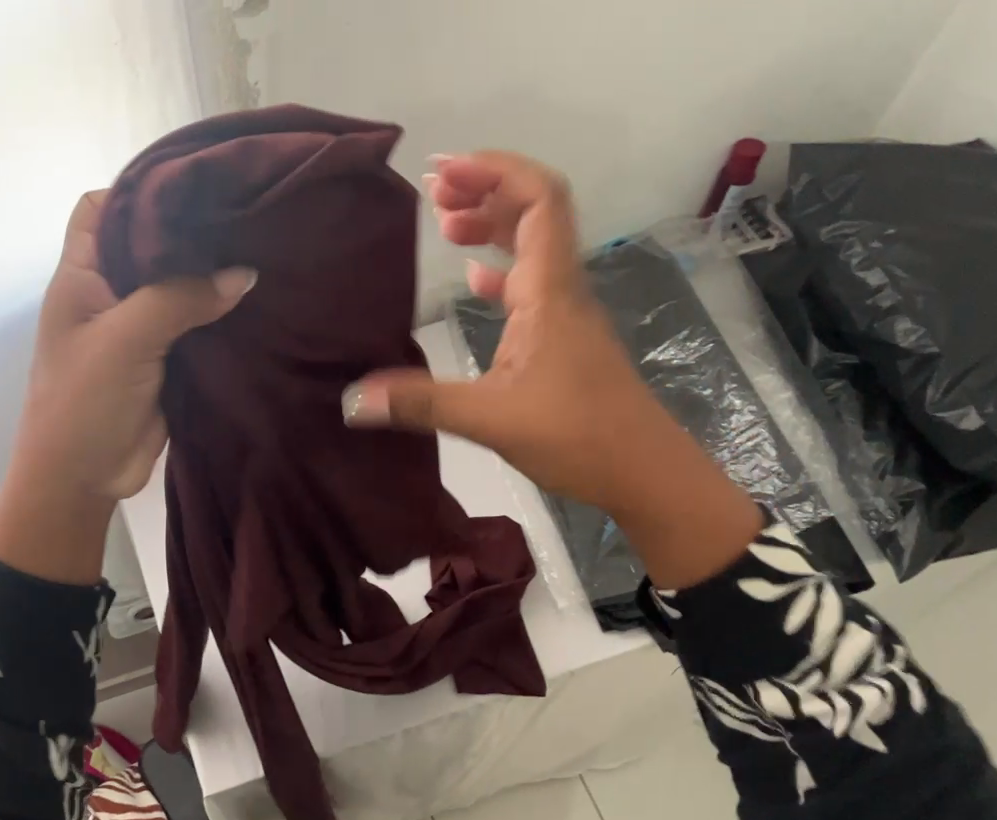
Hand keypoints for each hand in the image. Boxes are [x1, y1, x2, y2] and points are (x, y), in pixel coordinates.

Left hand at [0, 189, 255, 583]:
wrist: (83, 480)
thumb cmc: (84, 401)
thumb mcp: (125, 338)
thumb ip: (180, 298)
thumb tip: (243, 273)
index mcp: (81, 277)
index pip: (99, 210)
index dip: (137, 191)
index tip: (192, 182)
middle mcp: (109, 297)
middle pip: (148, 248)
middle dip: (189, 233)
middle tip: (244, 211)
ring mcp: (139, 331)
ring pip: (177, 290)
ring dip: (211, 278)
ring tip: (262, 248)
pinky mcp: (166, 364)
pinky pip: (196, 330)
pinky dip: (221, 318)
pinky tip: (258, 303)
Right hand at [343, 151, 759, 588]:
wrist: (644, 473)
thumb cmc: (578, 436)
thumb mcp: (490, 419)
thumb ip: (421, 404)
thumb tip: (352, 401)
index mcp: (549, 292)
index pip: (539, 199)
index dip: (496, 170)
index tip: (446, 169)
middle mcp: (561, 291)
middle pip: (533, 214)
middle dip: (484, 191)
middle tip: (433, 194)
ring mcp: (566, 317)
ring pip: (531, 251)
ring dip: (491, 228)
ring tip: (445, 225)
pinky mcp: (565, 344)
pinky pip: (530, 289)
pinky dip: (500, 274)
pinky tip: (473, 283)